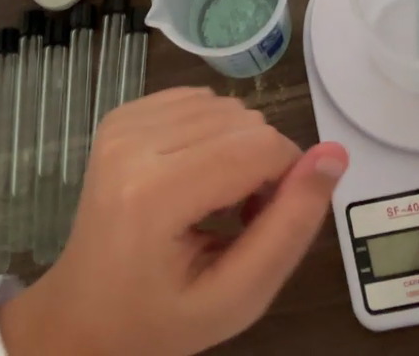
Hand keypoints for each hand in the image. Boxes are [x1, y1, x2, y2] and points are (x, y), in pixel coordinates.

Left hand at [0, 88, 347, 355]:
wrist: (83, 316)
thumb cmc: (161, 318)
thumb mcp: (237, 296)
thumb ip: (291, 226)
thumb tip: (334, 154)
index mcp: (155, 193)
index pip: (260, 147)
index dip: (286, 179)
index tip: (265, 221)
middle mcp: (133, 143)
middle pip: (244, 121)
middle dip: (260, 164)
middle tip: (238, 217)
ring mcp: (122, 123)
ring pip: (224, 105)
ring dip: (237, 146)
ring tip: (215, 198)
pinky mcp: (120, 113)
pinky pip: (196, 99)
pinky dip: (211, 132)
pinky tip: (195, 171)